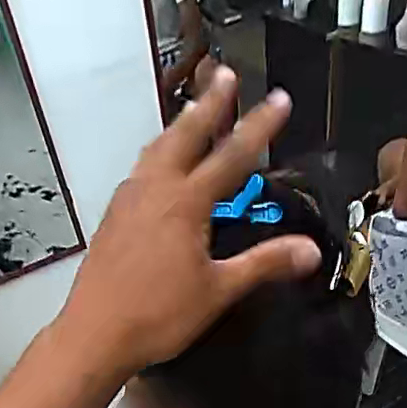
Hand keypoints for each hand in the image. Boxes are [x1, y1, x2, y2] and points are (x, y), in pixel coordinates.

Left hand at [51, 68, 320, 373]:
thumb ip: (264, 264)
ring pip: (157, 148)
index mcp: (184, 203)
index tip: (279, 102)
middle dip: (210, 102)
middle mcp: (153, 189)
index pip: (232, 156)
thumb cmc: (159, 315)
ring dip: (180, 125)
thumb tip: (308, 251)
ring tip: (193, 112)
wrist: (98, 332)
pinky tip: (159, 167)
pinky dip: (158, 154)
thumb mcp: (220, 290)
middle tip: (225, 75)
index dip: (259, 127)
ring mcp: (129, 199)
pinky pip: (141, 170)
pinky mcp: (115, 216)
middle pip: (186, 133)